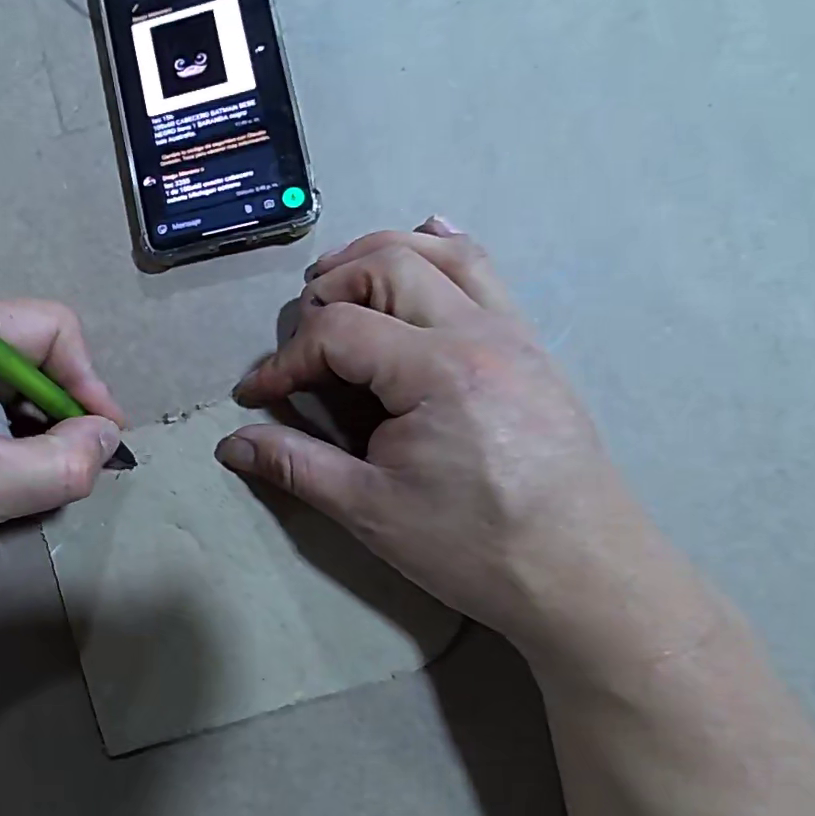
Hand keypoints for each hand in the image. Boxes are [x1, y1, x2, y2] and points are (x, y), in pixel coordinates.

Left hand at [0, 299, 128, 556]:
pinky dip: (24, 436)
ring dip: (49, 425)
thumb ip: (63, 462)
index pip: (51, 328)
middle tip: (83, 453)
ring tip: (53, 468)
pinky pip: (0, 407)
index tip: (101, 429)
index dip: (86, 376)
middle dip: (70, 406)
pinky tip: (23, 471)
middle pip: (41, 356)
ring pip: (23, 385)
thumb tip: (107, 439)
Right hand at [217, 219, 669, 670]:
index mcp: (436, 371)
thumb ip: (295, 466)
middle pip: (387, 265)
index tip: (254, 394)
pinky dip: (442, 249)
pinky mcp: (529, 347)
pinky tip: (426, 239)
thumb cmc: (473, 546)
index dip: (283, 360)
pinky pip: (485, 272)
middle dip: (328, 287)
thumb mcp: (370, 510)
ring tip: (338, 281)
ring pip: (440, 253)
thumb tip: (229, 444)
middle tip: (299, 333)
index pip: (338, 330)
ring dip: (378, 254)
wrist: (585, 576)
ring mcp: (512, 333)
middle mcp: (478, 332)